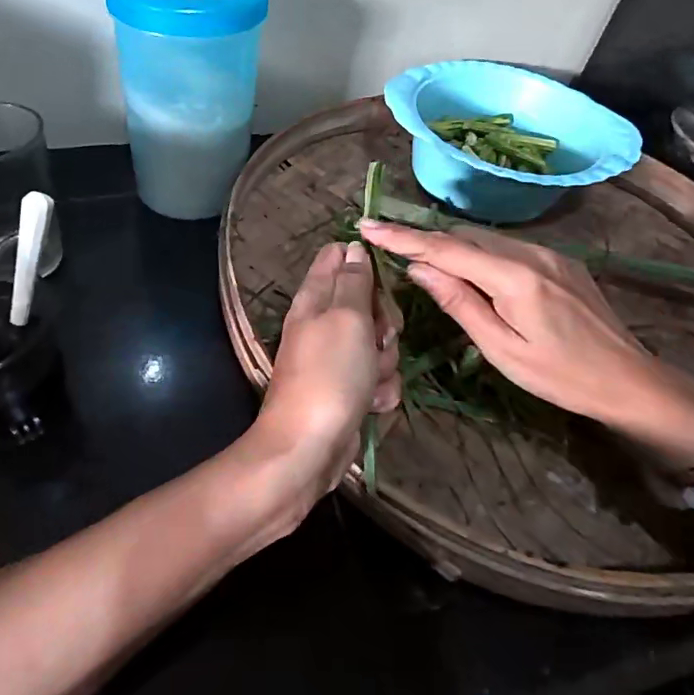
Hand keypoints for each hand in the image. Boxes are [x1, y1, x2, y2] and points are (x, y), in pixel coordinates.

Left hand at [250, 241, 400, 501]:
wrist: (309, 448)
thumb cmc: (328, 376)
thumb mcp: (346, 318)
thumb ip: (354, 280)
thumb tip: (353, 245)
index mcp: (315, 298)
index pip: (338, 257)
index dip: (364, 263)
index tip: (380, 281)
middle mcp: (325, 324)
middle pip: (370, 302)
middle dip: (384, 323)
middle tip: (379, 338)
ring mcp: (338, 359)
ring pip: (381, 343)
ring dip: (384, 363)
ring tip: (370, 380)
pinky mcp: (351, 389)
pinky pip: (380, 377)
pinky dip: (381, 391)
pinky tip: (372, 404)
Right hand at [358, 220, 693, 462]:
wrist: (628, 379)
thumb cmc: (560, 377)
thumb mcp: (502, 349)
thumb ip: (459, 303)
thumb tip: (418, 268)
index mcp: (514, 276)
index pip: (446, 249)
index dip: (403, 237)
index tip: (368, 225)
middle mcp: (531, 253)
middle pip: (464, 237)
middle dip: (422, 237)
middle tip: (382, 241)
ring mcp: (549, 253)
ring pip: (486, 239)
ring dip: (449, 245)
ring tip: (415, 253)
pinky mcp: (560, 260)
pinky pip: (507, 247)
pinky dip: (478, 252)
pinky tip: (465, 266)